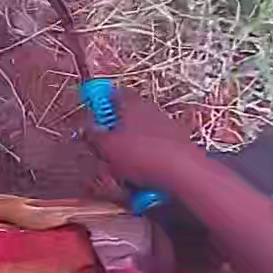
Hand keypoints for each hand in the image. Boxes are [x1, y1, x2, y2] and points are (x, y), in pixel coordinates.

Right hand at [85, 88, 211, 190]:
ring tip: (123, 169)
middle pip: (128, 115)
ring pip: (141, 135)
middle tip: (105, 147)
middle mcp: (150, 109)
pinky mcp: (179, 145)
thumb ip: (95, 136)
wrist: (183, 172)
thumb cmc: (141, 154)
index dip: (102, 104)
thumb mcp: (106, 147)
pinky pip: (155, 150)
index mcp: (131, 103)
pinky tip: (142, 177)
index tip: (94, 116)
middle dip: (116, 131)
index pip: (113, 94)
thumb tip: (89, 130)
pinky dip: (147, 161)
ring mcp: (167, 126)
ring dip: (132, 148)